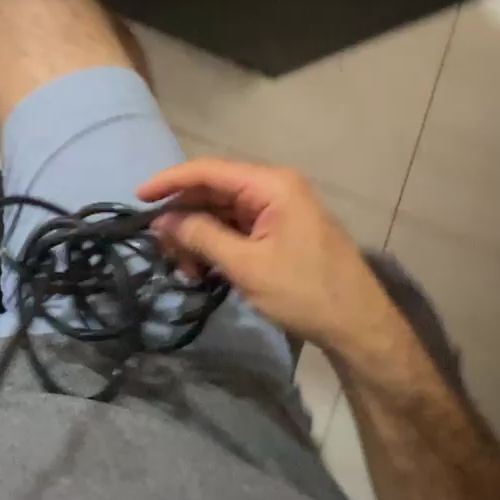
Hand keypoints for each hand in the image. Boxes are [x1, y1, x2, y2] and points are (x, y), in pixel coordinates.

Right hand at [139, 158, 403, 356]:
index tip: (138, 199)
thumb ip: (201, 236)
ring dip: (197, 236)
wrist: (360, 329)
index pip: (207, 170)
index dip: (170, 182)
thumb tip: (163, 220)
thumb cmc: (306, 292)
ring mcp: (277, 210)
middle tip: (162, 249)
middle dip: (183, 218)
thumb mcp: (246, 266)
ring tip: (185, 270)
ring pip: (220, 212)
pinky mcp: (278, 232)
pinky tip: (202, 271)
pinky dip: (214, 245)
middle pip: (212, 191)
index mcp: (271, 185)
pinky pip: (235, 228)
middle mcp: (274, 188)